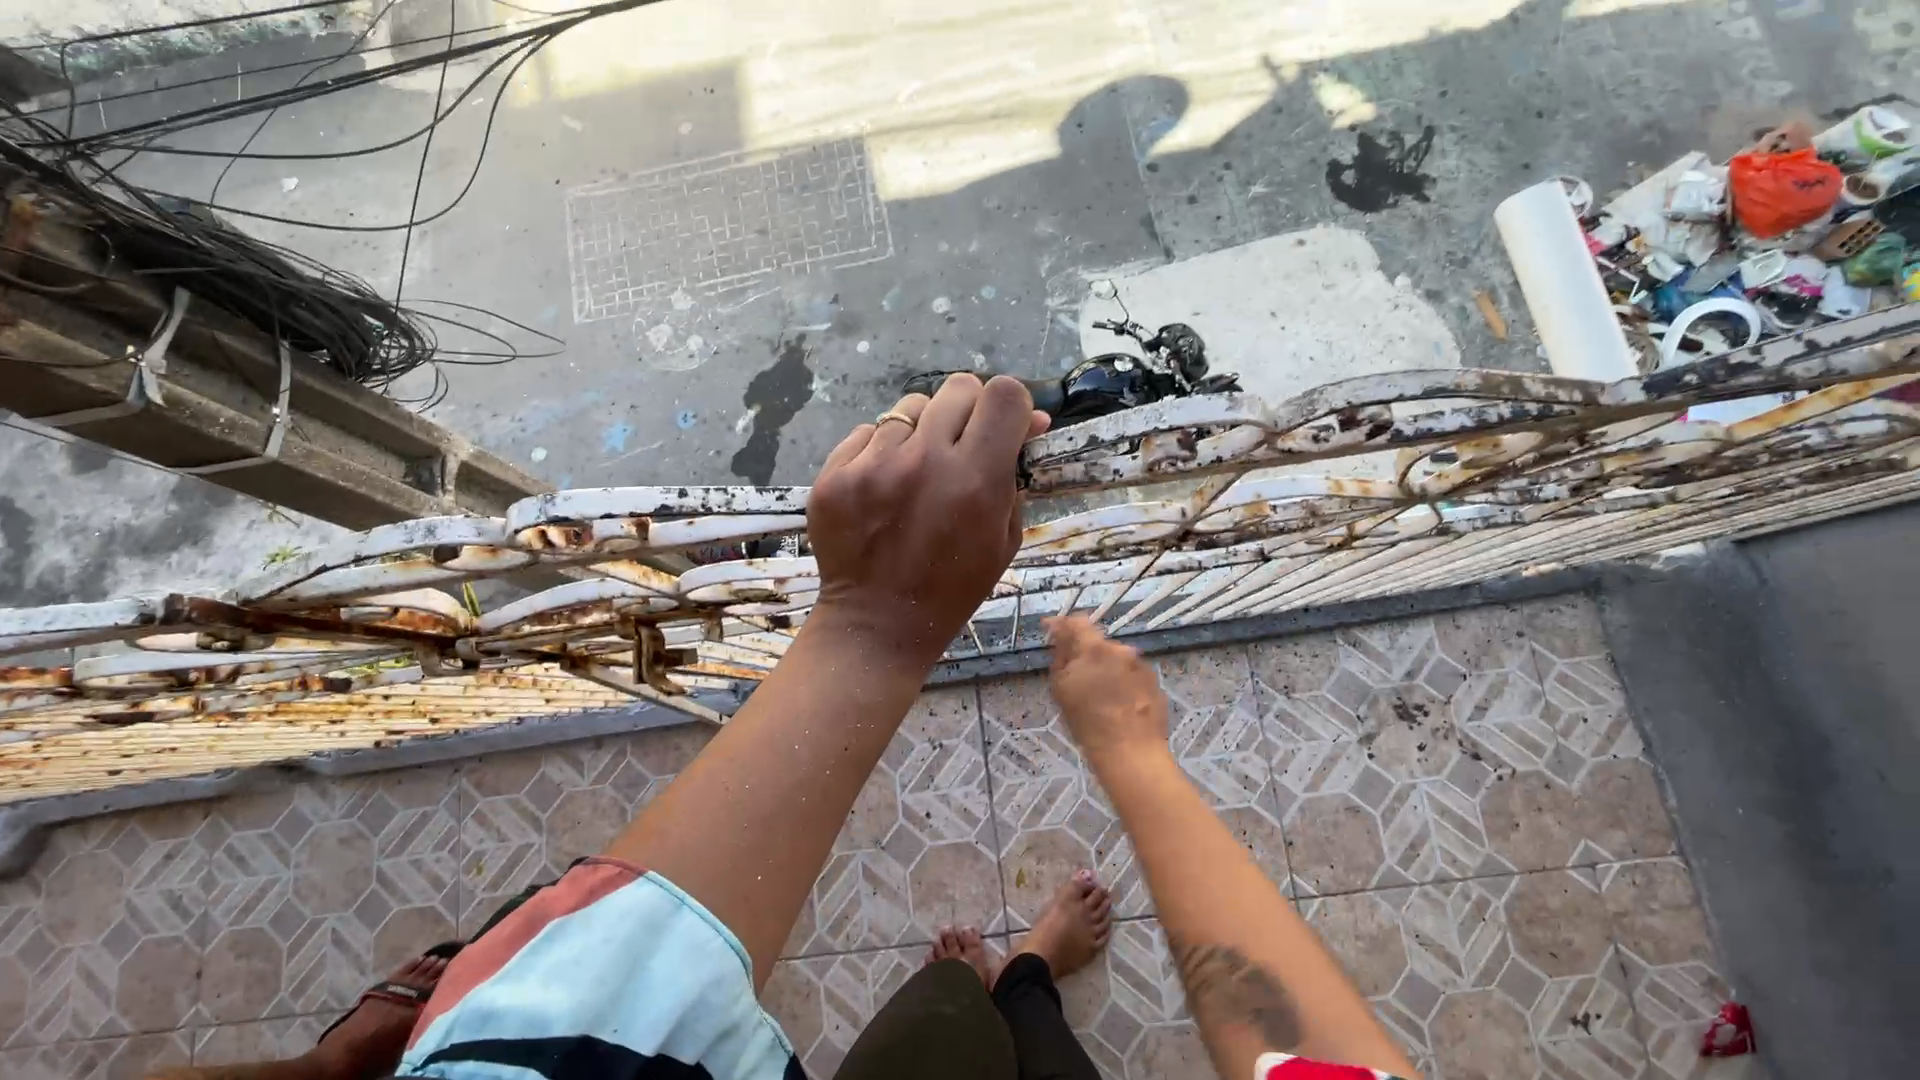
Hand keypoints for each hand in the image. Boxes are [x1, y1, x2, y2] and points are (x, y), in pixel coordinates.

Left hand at [806, 374, 1048, 664]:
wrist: (879, 624)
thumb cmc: (954, 587)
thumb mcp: (1004, 538)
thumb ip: (1016, 474)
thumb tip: (1031, 419)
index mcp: (976, 480)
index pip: (1003, 394)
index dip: (1008, 407)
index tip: (1001, 427)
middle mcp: (925, 462)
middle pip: (958, 388)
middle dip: (967, 411)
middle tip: (960, 445)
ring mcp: (873, 466)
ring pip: (909, 409)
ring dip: (921, 432)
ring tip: (915, 472)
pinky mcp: (835, 475)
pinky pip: (867, 433)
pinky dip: (880, 452)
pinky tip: (882, 488)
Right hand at [1045, 615, 1169, 768]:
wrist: (1131, 751)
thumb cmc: (1088, 723)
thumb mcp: (1061, 690)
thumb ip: (1060, 659)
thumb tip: (1061, 642)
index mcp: (1095, 648)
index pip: (1077, 622)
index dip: (1062, 624)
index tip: (1052, 631)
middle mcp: (1121, 649)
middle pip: (1098, 642)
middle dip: (1085, 652)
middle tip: (1076, 672)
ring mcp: (1140, 664)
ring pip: (1116, 658)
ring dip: (1105, 667)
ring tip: (1100, 693)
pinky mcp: (1154, 681)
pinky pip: (1131, 673)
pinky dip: (1122, 680)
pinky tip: (1118, 702)